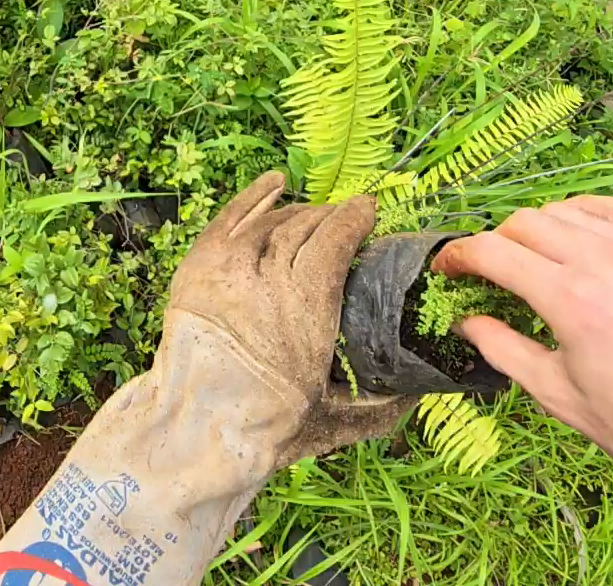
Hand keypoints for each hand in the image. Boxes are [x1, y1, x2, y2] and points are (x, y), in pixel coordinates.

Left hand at [164, 171, 416, 463]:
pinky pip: (232, 216)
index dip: (354, 219)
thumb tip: (419, 392)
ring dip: (299, 211)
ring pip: (271, 220)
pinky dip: (255, 196)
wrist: (193, 430)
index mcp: (306, 306)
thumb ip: (382, 407)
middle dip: (330, 216)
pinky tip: (276, 181)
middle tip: (346, 217)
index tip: (370, 209)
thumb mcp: (333, 421)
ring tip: (316, 213)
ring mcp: (228, 266)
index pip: (334, 240)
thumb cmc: (265, 429)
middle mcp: (267, 276)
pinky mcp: (199, 264)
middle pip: (304, 226)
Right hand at [433, 196, 612, 585]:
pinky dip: (590, 215)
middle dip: (495, 242)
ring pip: (569, 209)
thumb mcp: (560, 398)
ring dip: (539, 227)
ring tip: (533, 257)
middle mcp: (608, 261)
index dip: (457, 255)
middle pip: (525, 222)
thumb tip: (466, 321)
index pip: (491, 252)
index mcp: (572, 300)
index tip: (445, 266)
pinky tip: (583, 235)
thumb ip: (502, 348)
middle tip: (488, 272)